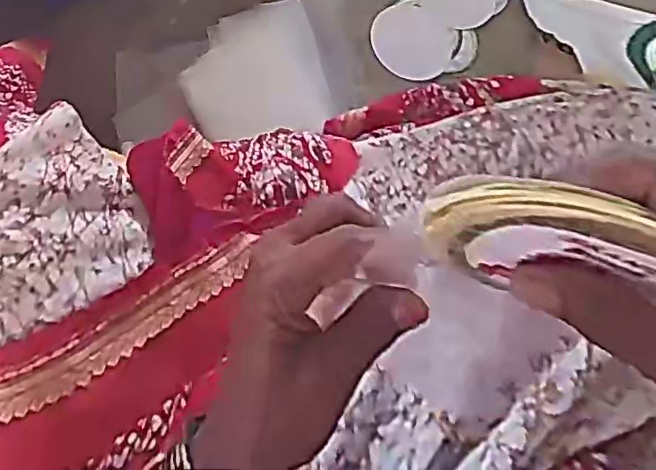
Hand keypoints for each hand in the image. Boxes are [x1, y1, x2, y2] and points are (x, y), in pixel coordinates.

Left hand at [194, 195, 427, 469]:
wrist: (238, 442)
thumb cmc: (279, 413)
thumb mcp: (330, 375)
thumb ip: (372, 327)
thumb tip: (417, 298)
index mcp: (280, 275)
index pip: (344, 239)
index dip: (385, 247)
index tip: (417, 266)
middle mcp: (271, 253)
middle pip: (329, 213)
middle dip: (370, 228)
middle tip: (403, 262)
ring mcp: (269, 258)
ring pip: (322, 222)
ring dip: (358, 236)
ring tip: (391, 273)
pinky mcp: (274, 270)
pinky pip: (315, 240)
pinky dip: (344, 249)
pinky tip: (364, 280)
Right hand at [508, 157, 655, 469]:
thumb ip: (623, 326)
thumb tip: (523, 277)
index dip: (584, 185)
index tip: (526, 215)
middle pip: (654, 189)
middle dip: (581, 208)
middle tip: (524, 238)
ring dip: (597, 227)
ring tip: (544, 251)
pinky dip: (624, 247)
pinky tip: (593, 267)